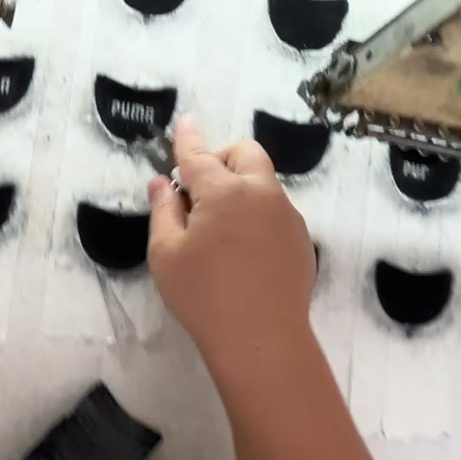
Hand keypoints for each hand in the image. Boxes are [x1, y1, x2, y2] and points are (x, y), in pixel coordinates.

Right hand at [147, 116, 317, 377]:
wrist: (261, 337)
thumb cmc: (202, 296)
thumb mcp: (165, 255)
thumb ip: (163, 211)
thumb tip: (160, 182)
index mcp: (224, 191)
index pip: (199, 155)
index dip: (187, 138)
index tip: (185, 122)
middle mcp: (262, 192)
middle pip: (245, 154)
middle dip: (221, 158)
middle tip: (198, 189)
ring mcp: (287, 214)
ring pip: (263, 182)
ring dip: (239, 187)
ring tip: (217, 227)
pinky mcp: (300, 238)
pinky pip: (275, 210)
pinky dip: (255, 213)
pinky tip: (240, 251)